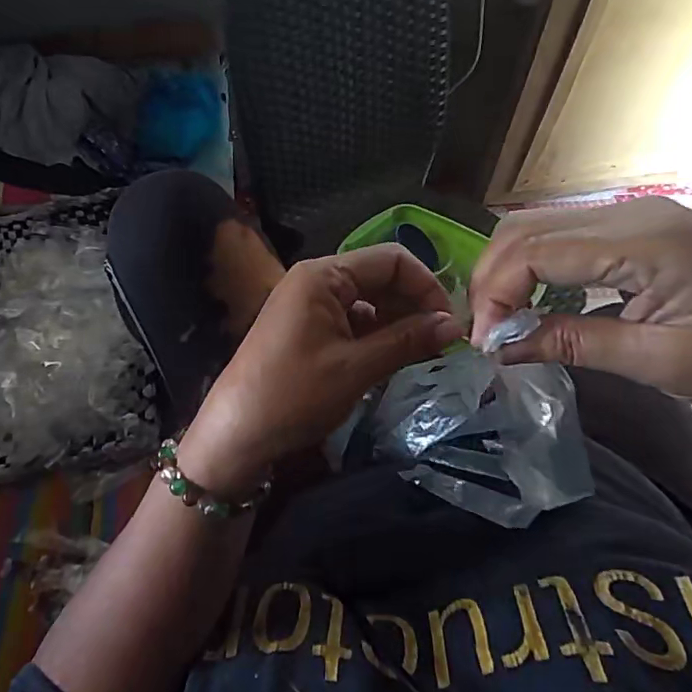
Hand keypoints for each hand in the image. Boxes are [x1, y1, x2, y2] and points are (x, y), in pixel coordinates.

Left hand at [179, 244, 463, 496]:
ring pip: (367, 302)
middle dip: (413, 306)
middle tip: (442, 345)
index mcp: (322, 275)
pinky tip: (390, 360)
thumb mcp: (357, 367)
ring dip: (396, 324)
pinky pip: (349, 321)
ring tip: (421, 356)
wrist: (237, 432)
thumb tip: (455, 325)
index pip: (392, 259)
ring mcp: (306, 305)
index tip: (450, 326)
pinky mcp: (304, 330)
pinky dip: (374, 336)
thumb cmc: (294, 394)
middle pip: (379, 277)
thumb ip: (408, 340)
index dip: (427, 287)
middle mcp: (314, 280)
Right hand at [468, 197, 691, 410]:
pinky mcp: (638, 227)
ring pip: (537, 228)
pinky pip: (562, 236)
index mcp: (648, 241)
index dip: (495, 295)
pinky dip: (533, 268)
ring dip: (507, 273)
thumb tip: (500, 347)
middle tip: (487, 334)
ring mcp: (637, 214)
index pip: (535, 252)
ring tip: (504, 322)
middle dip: (491, 281)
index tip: (486, 344)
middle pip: (525, 230)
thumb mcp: (664, 363)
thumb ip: (575, 345)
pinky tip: (535, 303)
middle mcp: (635, 213)